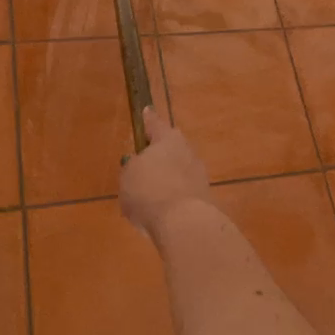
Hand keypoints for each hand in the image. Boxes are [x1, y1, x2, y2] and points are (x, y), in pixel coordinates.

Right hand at [118, 107, 211, 237]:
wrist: (184, 223)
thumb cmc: (149, 191)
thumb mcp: (128, 176)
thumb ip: (132, 166)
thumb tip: (139, 164)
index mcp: (167, 139)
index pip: (155, 123)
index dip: (148, 119)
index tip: (147, 111)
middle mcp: (187, 151)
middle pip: (171, 147)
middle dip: (160, 155)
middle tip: (145, 165)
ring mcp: (199, 175)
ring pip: (180, 171)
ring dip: (168, 178)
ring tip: (151, 195)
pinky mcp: (205, 198)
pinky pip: (184, 192)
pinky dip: (175, 198)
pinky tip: (163, 212)